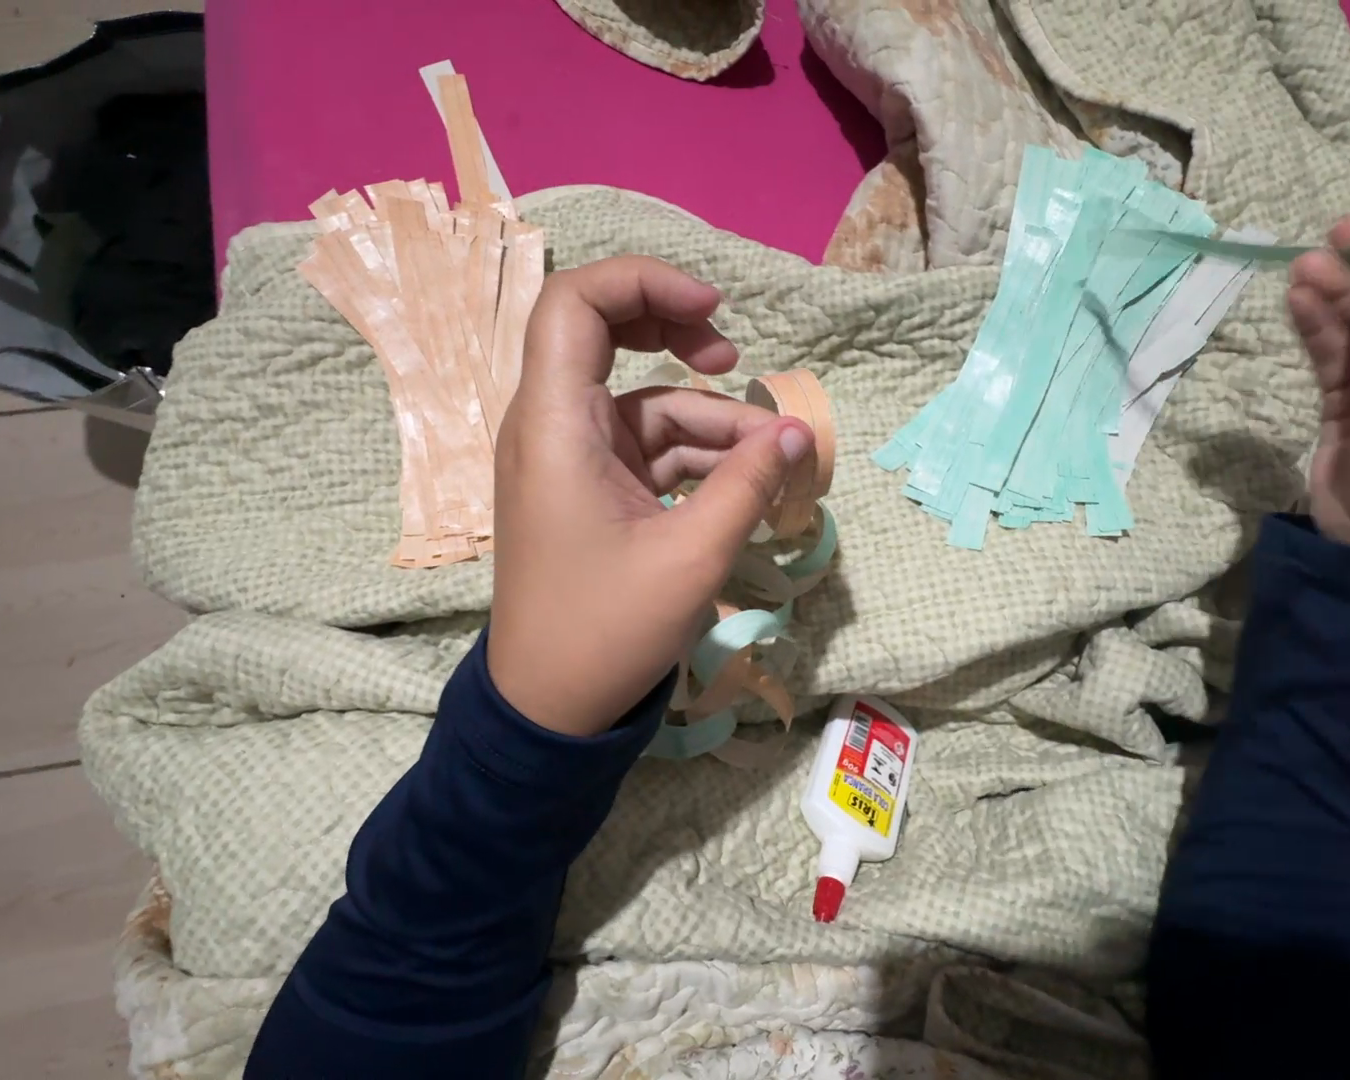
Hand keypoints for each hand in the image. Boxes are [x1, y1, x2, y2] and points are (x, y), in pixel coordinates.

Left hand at [487, 256, 814, 736]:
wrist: (552, 707)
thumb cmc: (608, 630)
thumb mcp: (692, 555)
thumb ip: (749, 483)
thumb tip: (797, 432)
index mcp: (555, 424)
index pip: (578, 304)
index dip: (646, 283)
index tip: (715, 309)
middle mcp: (555, 426)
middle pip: (607, 336)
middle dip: (679, 336)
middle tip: (734, 358)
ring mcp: (574, 460)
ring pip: (648, 407)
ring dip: (712, 425)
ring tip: (776, 464)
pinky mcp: (595, 491)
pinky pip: (651, 452)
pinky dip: (699, 460)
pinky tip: (747, 485)